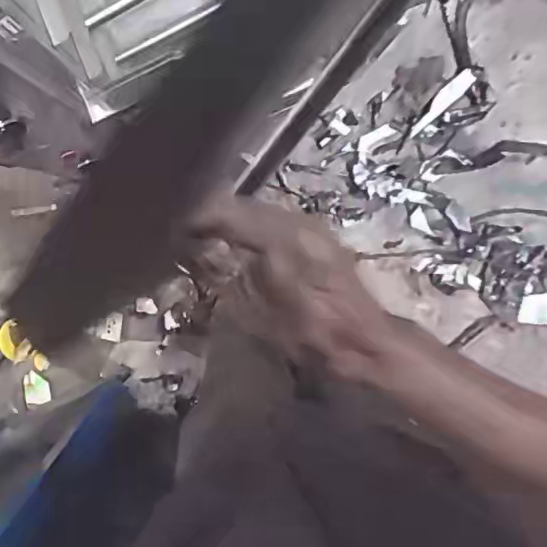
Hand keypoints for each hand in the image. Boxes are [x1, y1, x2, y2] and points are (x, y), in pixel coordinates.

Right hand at [189, 197, 394, 375]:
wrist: (367, 343)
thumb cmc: (313, 338)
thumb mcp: (259, 316)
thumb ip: (229, 281)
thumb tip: (203, 256)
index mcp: (280, 241)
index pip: (228, 212)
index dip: (200, 217)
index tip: (178, 226)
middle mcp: (297, 224)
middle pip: (245, 204)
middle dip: (215, 212)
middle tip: (190, 227)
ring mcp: (312, 225)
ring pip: (262, 207)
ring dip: (236, 217)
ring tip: (211, 231)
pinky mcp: (320, 233)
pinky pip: (278, 217)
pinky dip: (256, 223)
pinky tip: (245, 239)